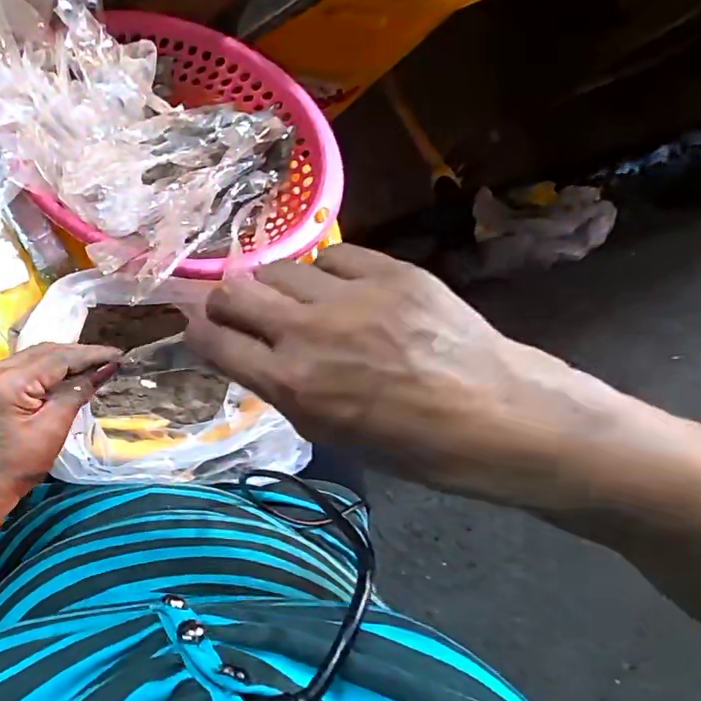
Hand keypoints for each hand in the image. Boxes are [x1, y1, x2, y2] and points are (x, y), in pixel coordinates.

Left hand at [0, 343, 122, 524]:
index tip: (119, 355)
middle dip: (79, 354)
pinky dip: (46, 369)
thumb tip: (104, 370)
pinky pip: (23, 367)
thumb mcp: (52, 430)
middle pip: (44, 351)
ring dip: (63, 360)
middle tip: (110, 359)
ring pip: (34, 357)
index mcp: (8, 380)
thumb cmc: (15, 467)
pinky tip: (66, 375)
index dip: (91, 355)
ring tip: (94, 365)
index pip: (57, 357)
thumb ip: (76, 394)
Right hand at [185, 244, 608, 499]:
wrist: (504, 419)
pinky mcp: (392, 272)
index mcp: (289, 383)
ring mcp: (351, 297)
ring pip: (275, 268)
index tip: (200, 331)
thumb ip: (277, 386)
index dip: (196, 333)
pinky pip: (330, 255)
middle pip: (231, 293)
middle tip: (238, 312)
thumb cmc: (408, 445)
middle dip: (223, 303)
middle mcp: (307, 334)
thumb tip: (245, 352)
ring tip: (294, 301)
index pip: (212, 340)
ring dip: (272, 287)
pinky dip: (321, 272)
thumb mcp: (324, 430)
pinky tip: (338, 289)